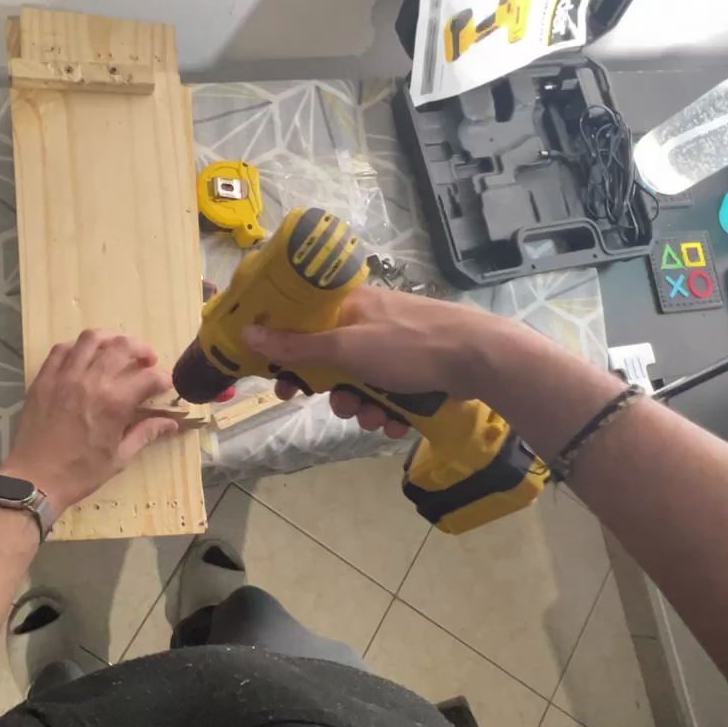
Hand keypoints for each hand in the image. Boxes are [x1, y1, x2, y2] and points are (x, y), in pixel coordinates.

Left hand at [1, 330, 182, 511]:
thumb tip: (171, 424)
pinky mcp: (44, 379)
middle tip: (147, 360)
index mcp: (115, 403)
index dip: (162, 380)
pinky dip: (77, 347)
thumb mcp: (120, 457)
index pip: (148, 379)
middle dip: (141, 349)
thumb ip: (145, 433)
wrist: (35, 479)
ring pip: (91, 339)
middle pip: (122, 347)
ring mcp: (65, 376)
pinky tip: (83, 356)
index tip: (165, 385)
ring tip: (116, 348)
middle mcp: (92, 381)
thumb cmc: (81, 473)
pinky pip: (61, 350)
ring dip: (110, 339)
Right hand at [241, 286, 503, 438]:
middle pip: (331, 363)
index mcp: (349, 305)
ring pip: (359, 385)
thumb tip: (247, 334)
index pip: (303, 326)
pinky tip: (397, 421)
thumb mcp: (346, 348)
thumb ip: (296, 347)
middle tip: (340, 405)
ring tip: (377, 417)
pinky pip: (386, 395)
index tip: (283, 385)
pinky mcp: (414, 370)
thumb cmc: (408, 346)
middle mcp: (368, 323)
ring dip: (362, 408)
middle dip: (335, 393)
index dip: (289, 357)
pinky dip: (388, 412)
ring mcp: (393, 347)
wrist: (480, 360)